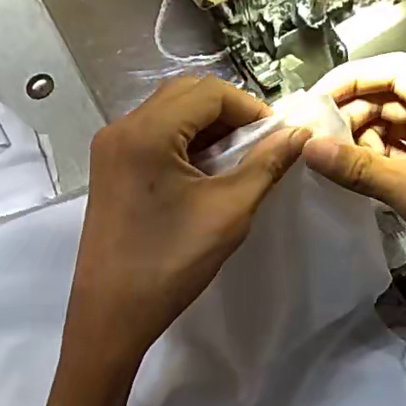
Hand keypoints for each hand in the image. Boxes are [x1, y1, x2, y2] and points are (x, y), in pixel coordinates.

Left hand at [68, 75, 311, 363]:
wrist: (112, 313)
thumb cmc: (171, 263)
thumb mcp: (229, 211)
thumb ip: (266, 165)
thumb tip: (297, 134)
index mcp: (146, 132)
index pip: (209, 92)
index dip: (250, 108)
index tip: (276, 138)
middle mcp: (121, 127)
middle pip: (185, 93)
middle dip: (229, 112)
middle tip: (259, 145)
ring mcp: (109, 147)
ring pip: (168, 112)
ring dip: (206, 126)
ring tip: (237, 160)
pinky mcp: (108, 167)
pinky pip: (152, 134)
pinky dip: (184, 141)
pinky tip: (205, 172)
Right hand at [303, 53, 405, 307]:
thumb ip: (359, 167)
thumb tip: (307, 147)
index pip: (397, 72)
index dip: (353, 79)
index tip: (315, 98)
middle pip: (389, 96)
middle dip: (351, 111)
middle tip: (314, 133)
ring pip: (388, 124)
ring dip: (357, 136)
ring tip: (327, 154)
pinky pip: (393, 151)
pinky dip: (368, 157)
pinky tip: (345, 169)